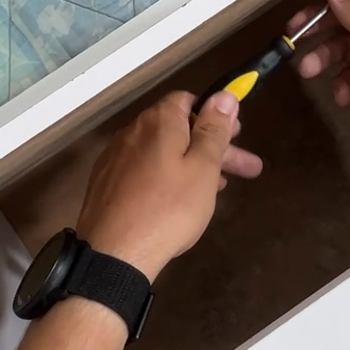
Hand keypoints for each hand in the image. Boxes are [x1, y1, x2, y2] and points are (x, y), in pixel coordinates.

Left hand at [76, 91, 256, 280]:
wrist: (114, 254)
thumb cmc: (168, 209)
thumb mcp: (203, 168)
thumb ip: (214, 129)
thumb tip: (224, 95)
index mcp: (158, 121)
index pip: (188, 99)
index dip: (214, 114)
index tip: (236, 135)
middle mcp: (133, 131)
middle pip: (178, 128)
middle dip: (212, 144)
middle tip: (243, 166)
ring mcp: (116, 158)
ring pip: (163, 152)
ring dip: (192, 163)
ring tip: (218, 188)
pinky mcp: (106, 183)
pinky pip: (145, 170)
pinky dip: (167, 177)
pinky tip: (181, 200)